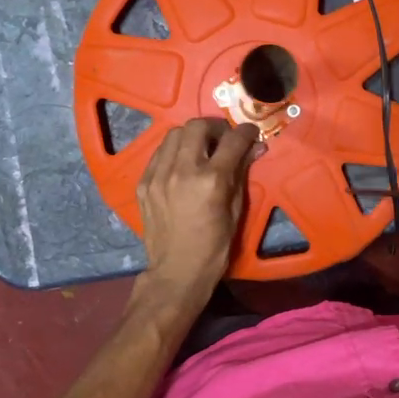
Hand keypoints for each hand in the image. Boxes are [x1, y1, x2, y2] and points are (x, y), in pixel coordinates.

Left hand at [135, 119, 259, 311]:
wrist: (177, 270)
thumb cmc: (214, 246)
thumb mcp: (236, 211)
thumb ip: (241, 174)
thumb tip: (255, 148)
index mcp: (212, 181)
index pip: (232, 141)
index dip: (245, 132)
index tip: (250, 133)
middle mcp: (183, 171)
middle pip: (198, 126)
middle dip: (215, 127)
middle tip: (223, 139)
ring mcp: (158, 175)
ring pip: (174, 134)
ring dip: (192, 136)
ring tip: (200, 149)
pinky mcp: (144, 183)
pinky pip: (159, 154)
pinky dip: (173, 152)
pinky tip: (181, 165)